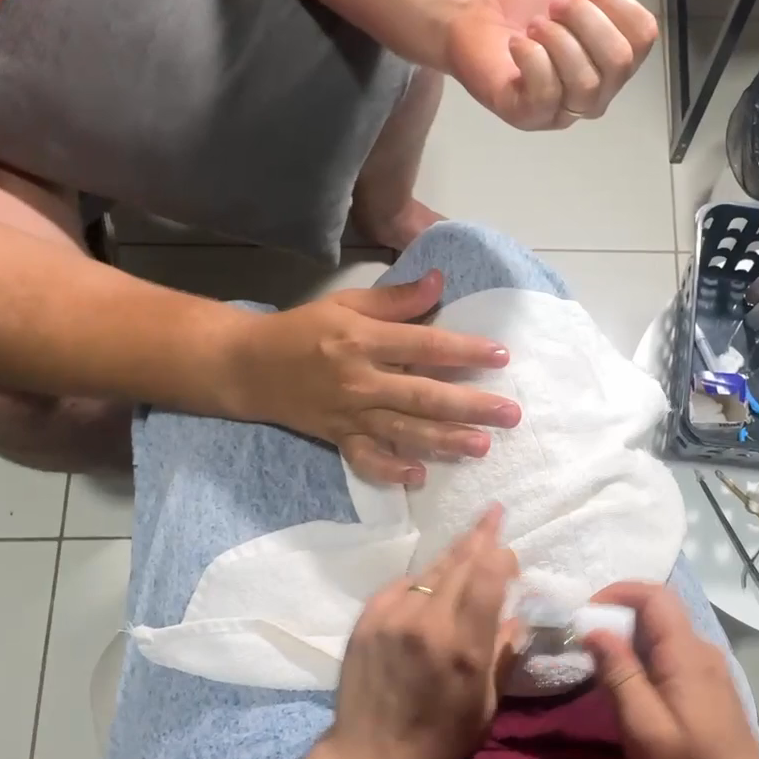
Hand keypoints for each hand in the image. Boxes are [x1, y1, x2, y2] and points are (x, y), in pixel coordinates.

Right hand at [228, 270, 520, 483]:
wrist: (248, 366)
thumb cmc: (303, 329)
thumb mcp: (346, 303)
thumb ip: (395, 299)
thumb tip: (440, 282)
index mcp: (362, 340)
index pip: (424, 346)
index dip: (464, 350)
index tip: (501, 356)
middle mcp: (359, 380)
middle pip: (423, 395)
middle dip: (470, 405)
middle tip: (510, 414)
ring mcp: (349, 414)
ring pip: (404, 430)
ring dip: (446, 440)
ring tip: (483, 446)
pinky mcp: (337, 438)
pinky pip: (365, 459)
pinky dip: (390, 469)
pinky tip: (419, 476)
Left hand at [326, 505, 520, 758]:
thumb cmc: (440, 739)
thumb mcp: (486, 703)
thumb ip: (503, 653)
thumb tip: (515, 615)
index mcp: (464, 648)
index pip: (487, 578)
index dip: (500, 554)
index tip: (509, 548)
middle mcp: (427, 623)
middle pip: (460, 563)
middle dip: (480, 537)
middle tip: (494, 514)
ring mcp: (392, 617)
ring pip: (430, 570)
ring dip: (453, 555)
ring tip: (469, 539)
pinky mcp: (366, 619)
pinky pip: (403, 585)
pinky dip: (422, 579)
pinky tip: (431, 582)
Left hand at [445, 0, 680, 130]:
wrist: (477, 14)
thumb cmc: (532, 5)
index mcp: (615, 63)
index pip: (641, 38)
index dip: (615, 4)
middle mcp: (595, 94)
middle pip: (617, 62)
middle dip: (585, 20)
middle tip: (555, 6)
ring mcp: (562, 111)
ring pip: (584, 83)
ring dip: (557, 40)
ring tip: (535, 26)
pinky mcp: (528, 117)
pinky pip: (546, 93)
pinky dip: (532, 58)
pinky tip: (518, 44)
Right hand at [584, 581, 758, 758]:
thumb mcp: (644, 728)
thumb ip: (619, 674)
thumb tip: (594, 628)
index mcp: (687, 653)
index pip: (655, 596)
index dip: (618, 592)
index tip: (585, 612)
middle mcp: (702, 649)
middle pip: (659, 610)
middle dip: (618, 615)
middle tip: (584, 640)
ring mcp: (709, 667)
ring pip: (664, 632)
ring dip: (630, 637)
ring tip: (599, 662)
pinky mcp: (708, 685)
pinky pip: (671, 652)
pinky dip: (644, 655)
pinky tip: (629, 683)